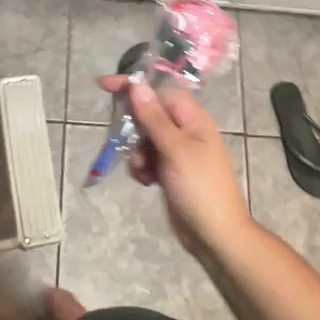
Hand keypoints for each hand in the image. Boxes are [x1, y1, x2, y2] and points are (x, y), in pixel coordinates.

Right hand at [97, 74, 251, 255]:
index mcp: (194, 118)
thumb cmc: (200, 188)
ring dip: (138, 153)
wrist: (215, 235)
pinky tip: (148, 182)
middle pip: (150, 114)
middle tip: (128, 145)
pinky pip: (148, 159)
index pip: (160, 91)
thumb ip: (154, 118)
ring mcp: (178, 152)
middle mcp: (186, 130)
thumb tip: (137, 84)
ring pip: (145, 139)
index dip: (134, 87)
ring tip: (144, 171)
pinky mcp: (170, 171)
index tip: (104, 85)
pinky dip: (143, 167)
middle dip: (135, 130)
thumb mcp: (176, 150)